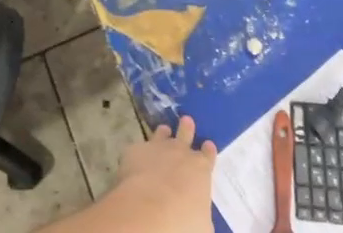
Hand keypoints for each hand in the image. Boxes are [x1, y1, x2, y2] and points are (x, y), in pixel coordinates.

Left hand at [110, 115, 216, 232]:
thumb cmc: (183, 221)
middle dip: (186, 128)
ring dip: (162, 134)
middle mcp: (180, 153)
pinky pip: (138, 147)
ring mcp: (156, 148)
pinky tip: (136, 156)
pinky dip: (139, 151)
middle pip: (185, 134)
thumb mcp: (202, 223)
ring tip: (163, 130)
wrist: (148, 211)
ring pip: (161, 135)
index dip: (208, 150)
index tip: (208, 145)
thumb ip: (201, 211)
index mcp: (200, 169)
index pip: (208, 156)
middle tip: (186, 120)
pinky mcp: (135, 151)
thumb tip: (198, 215)